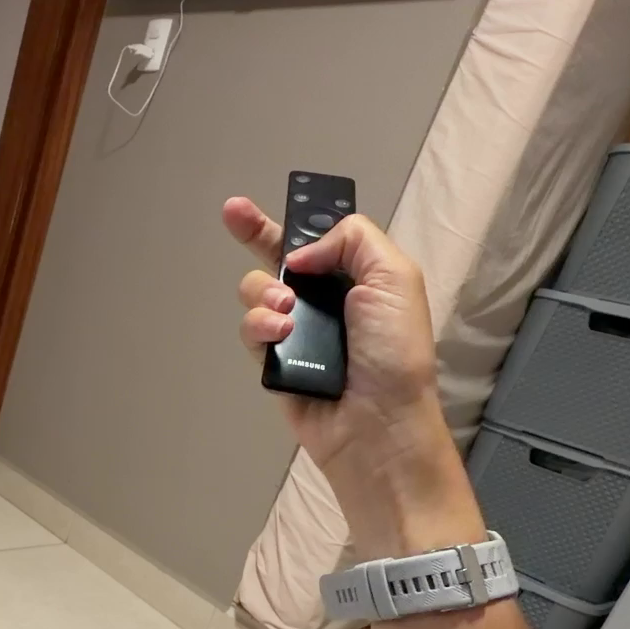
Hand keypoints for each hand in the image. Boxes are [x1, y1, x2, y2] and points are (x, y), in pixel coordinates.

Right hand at [225, 197, 481, 556]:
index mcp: (355, 277)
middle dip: (254, 234)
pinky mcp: (273, 362)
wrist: (376, 421)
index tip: (244, 207)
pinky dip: (260, 327)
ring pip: (256, 292)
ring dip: (264, 292)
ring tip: (287, 312)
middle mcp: (321, 300)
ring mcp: (294, 331)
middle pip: (274, 258)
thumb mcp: (395, 278)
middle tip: (234, 215)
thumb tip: (300, 255)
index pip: (315, 239)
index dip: (284, 221)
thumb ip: (352, 241)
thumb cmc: (394, 351)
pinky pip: (251, 331)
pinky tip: (280, 335)